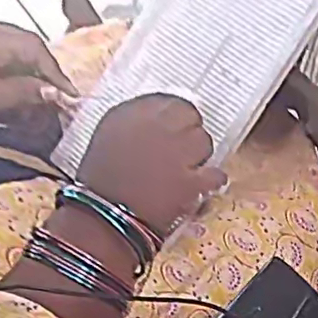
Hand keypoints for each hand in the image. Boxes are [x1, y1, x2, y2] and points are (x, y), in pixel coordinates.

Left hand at [0, 16, 76, 115]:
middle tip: (57, 100)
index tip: (69, 99)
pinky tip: (10, 87)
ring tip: (35, 98)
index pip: (38, 50)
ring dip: (29, 70)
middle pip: (27, 44)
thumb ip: (22, 95)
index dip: (58, 75)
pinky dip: (10, 67)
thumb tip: (52, 93)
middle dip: (47, 72)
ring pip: (12, 45)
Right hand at [78, 95, 228, 233]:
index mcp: (133, 113)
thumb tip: (160, 126)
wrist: (108, 215)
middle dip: (191, 131)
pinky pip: (215, 174)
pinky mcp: (190, 182)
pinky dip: (215, 179)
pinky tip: (208, 185)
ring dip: (202, 154)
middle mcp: (157, 127)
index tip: (177, 129)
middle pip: (191, 116)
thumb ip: (136, 126)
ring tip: (194, 167)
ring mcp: (176, 154)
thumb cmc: (102, 181)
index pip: (170, 101)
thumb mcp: (111, 138)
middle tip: (187, 149)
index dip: (178, 117)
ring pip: (205, 142)